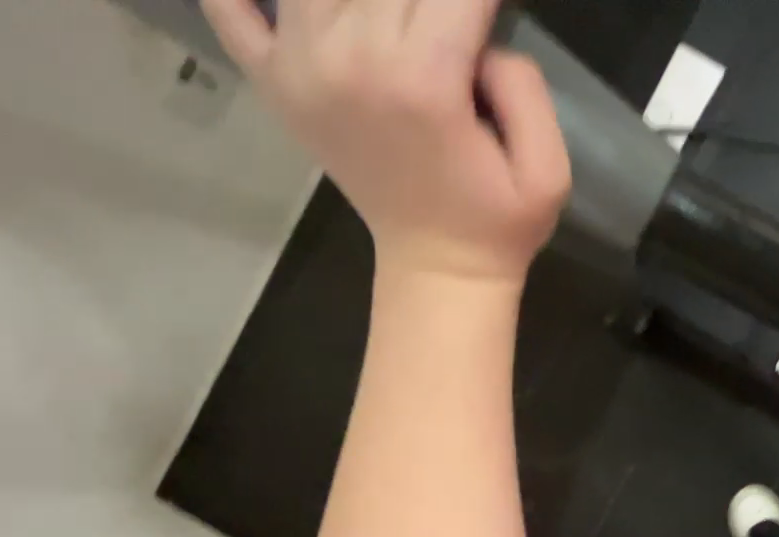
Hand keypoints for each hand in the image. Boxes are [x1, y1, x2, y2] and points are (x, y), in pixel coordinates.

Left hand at [203, 0, 571, 282]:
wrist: (440, 268)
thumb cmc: (500, 223)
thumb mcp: (550, 174)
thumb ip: (525, 89)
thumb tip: (483, 39)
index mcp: (424, 82)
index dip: (479, 0)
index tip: (488, 14)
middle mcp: (351, 58)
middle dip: (432, 0)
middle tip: (449, 28)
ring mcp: (300, 65)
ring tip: (401, 21)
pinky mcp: (274, 79)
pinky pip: (228, 5)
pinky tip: (288, 6)